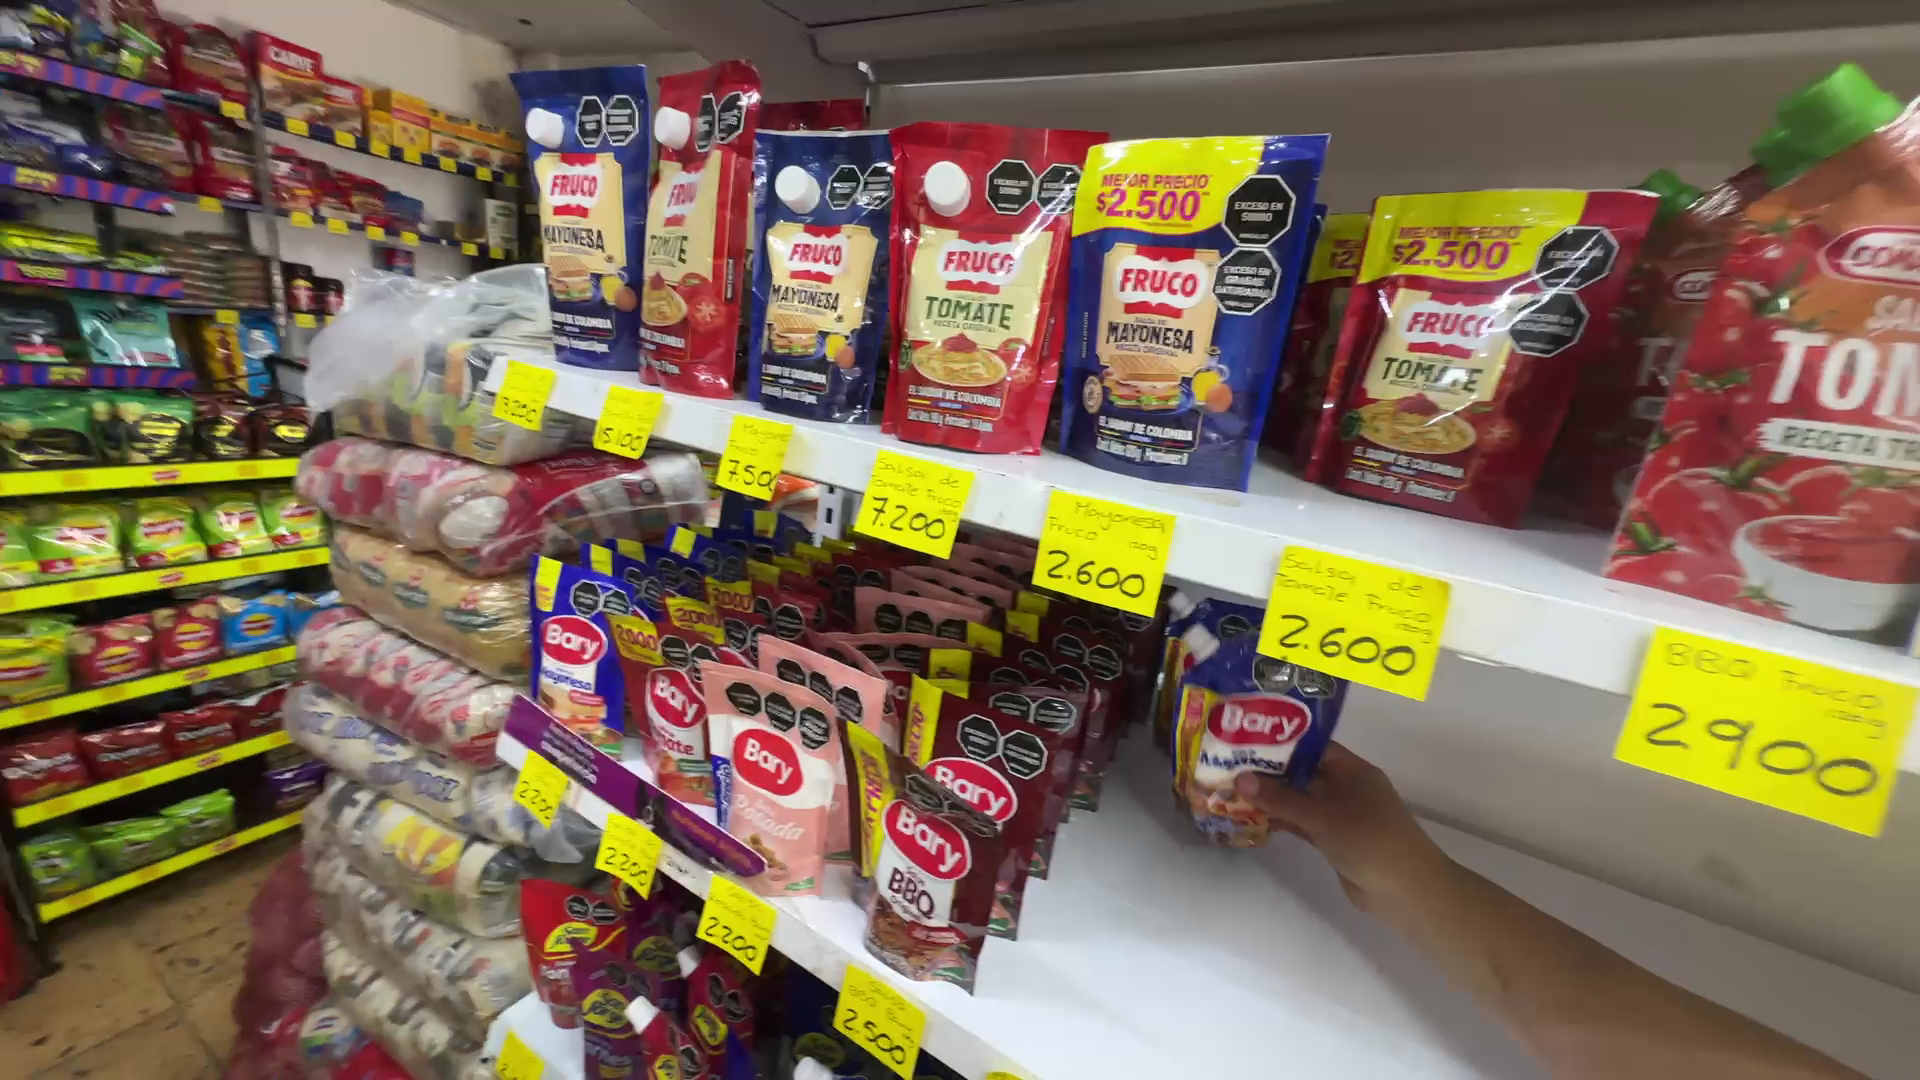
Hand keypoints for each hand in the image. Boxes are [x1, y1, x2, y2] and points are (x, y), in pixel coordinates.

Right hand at [1234, 742, 1450, 912]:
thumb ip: (1279, 798)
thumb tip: (1239, 779)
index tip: (1245, 738)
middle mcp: (1346, 787)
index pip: (1310, 745)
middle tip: (1230, 763)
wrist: (1407, 892)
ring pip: (1300, 798)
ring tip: (1233, 788)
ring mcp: (1340, 814)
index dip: (1279, 740)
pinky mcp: (1334, 839)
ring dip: (1272, 796)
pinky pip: (1302, 821)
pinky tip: (1252, 816)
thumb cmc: (1368, 838)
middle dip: (1269, 769)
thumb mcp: (1320, 814)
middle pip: (1301, 771)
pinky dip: (1281, 819)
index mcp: (1351, 770)